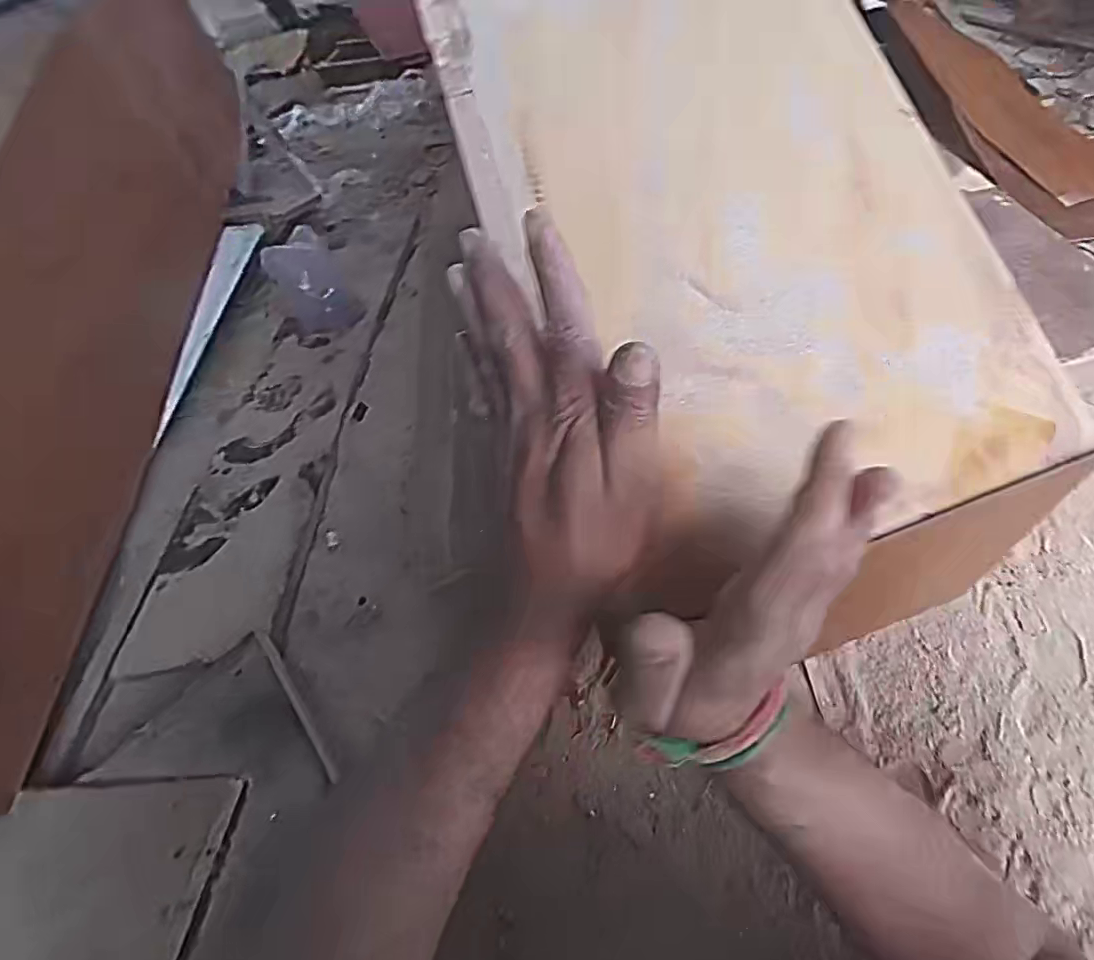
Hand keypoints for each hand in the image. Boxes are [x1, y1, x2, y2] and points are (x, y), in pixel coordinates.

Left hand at [448, 209, 660, 641]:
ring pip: (485, 362)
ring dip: (472, 313)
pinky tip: (459, 349)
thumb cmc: (596, 548)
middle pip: (509, 337)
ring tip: (458, 273)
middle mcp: (529, 417)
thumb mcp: (630, 489)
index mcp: (567, 417)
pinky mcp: (494, 462)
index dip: (552, 278)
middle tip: (476, 235)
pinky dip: (466, 364)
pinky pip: (476, 399)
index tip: (538, 225)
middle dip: (495, 282)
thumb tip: (635, 349)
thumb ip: (630, 420)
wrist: (537, 601)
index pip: (562, 332)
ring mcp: (505, 439)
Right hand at [613, 422, 896, 743]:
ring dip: (859, 512)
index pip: (790, 566)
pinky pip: (835, 562)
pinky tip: (862, 498)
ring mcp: (806, 614)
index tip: (826, 451)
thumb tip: (657, 627)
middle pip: (824, 555)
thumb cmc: (676, 705)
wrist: (718, 727)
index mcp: (749, 631)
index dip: (812, 509)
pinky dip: (851, 526)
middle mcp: (790, 618)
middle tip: (851, 439)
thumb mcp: (647, 703)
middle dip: (839, 497)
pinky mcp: (808, 606)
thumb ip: (650, 669)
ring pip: (840, 559)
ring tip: (881, 473)